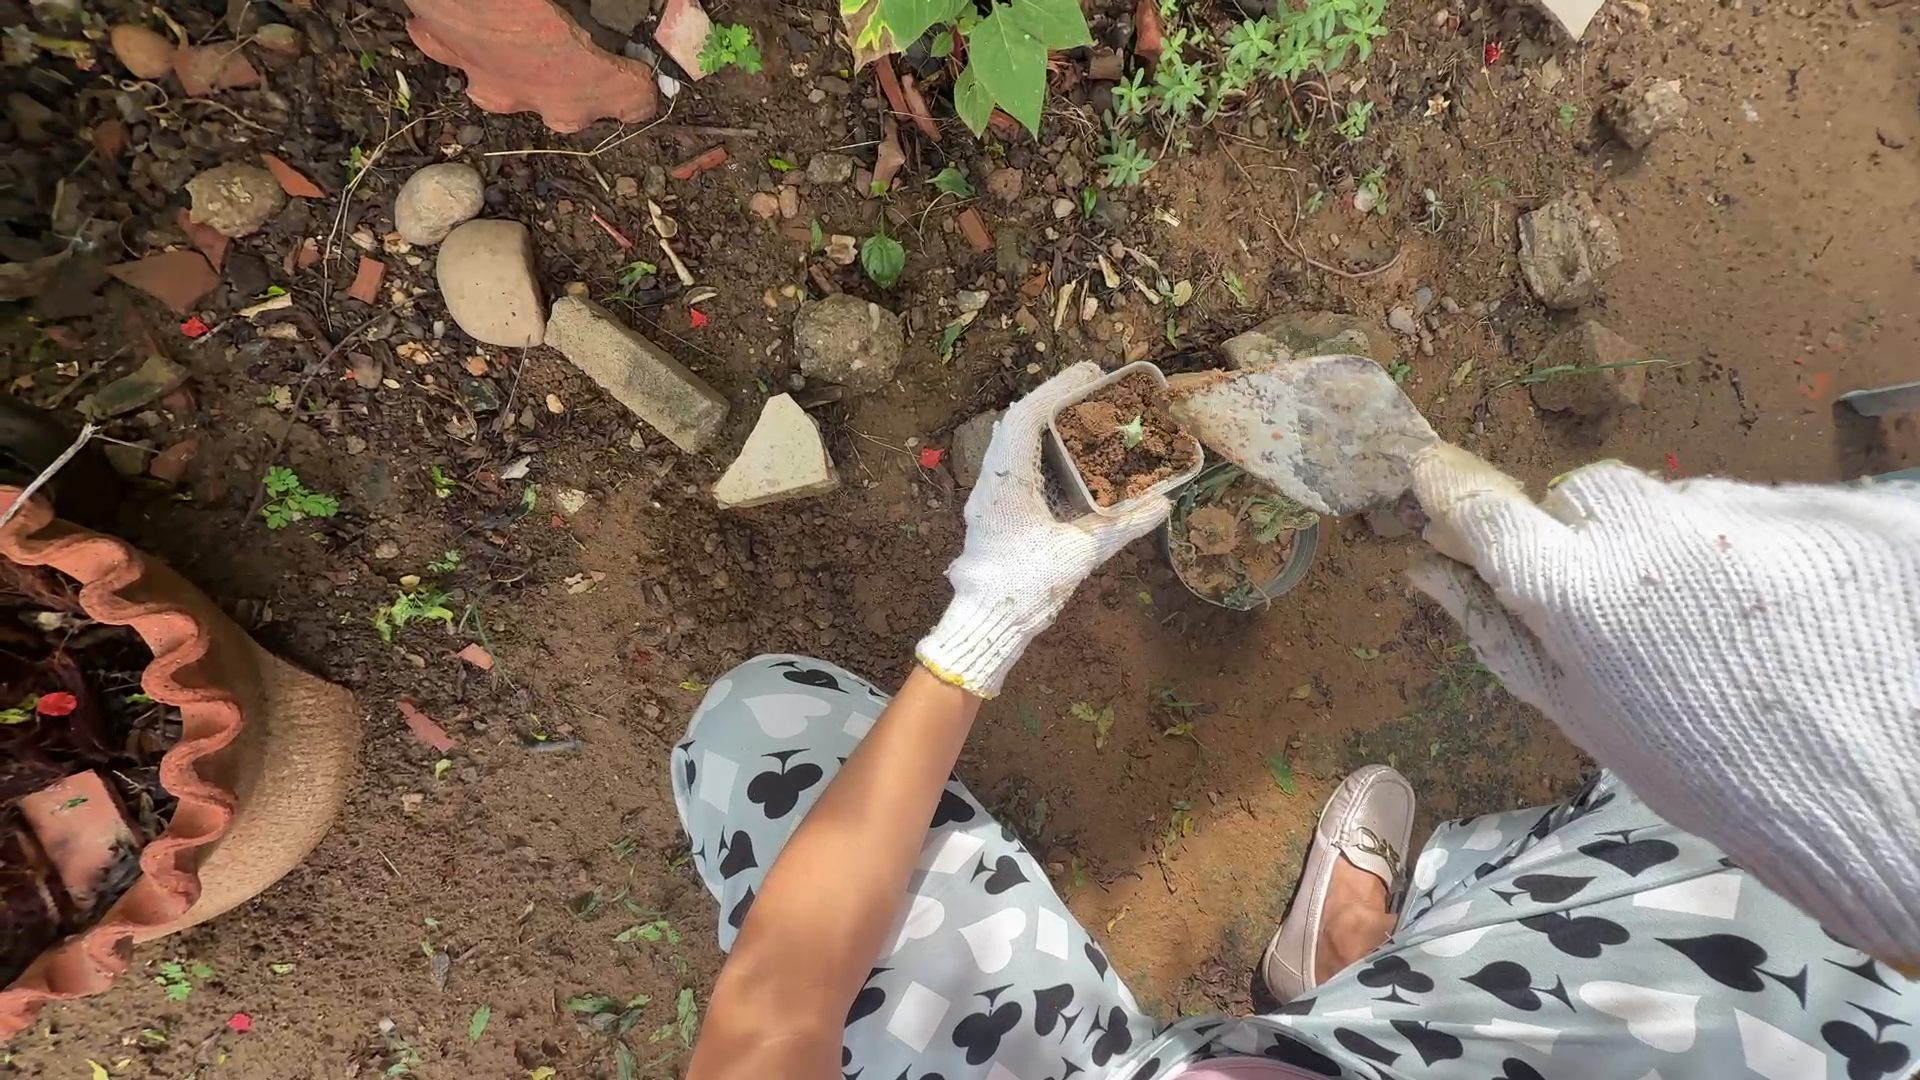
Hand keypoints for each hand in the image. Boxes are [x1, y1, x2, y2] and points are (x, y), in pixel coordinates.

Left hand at [918, 363, 1170, 696]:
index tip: (1089, 374)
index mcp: (1007, 483)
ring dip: (1044, 420)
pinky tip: (1064, 451)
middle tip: (1091, 387)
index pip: (1027, 417)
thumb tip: (1163, 504)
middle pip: (1018, 421)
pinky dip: (1038, 447)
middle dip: (1054, 398)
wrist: (987, 622)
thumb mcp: (1080, 554)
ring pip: (1012, 440)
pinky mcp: (993, 507)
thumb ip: (1122, 526)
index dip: (1058, 389)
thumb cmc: (1026, 586)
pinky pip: (1013, 462)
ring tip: (1081, 411)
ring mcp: (988, 494)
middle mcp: (992, 481)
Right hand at [1408, 443, 1919, 971]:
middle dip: (1576, 525)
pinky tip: (1775, 601)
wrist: (1887, 806)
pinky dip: (1747, 540)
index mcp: (1577, 595)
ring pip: (1675, 496)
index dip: (1451, 487)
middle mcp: (1660, 539)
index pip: (1486, 508)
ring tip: (1711, 605)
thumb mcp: (1569, 703)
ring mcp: (1765, 520)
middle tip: (1607, 584)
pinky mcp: (1851, 515)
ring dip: (1667, 535)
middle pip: (1585, 490)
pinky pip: (1762, 505)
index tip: (1432, 474)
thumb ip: (1488, 621)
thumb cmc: (1694, 763)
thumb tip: (1422, 565)